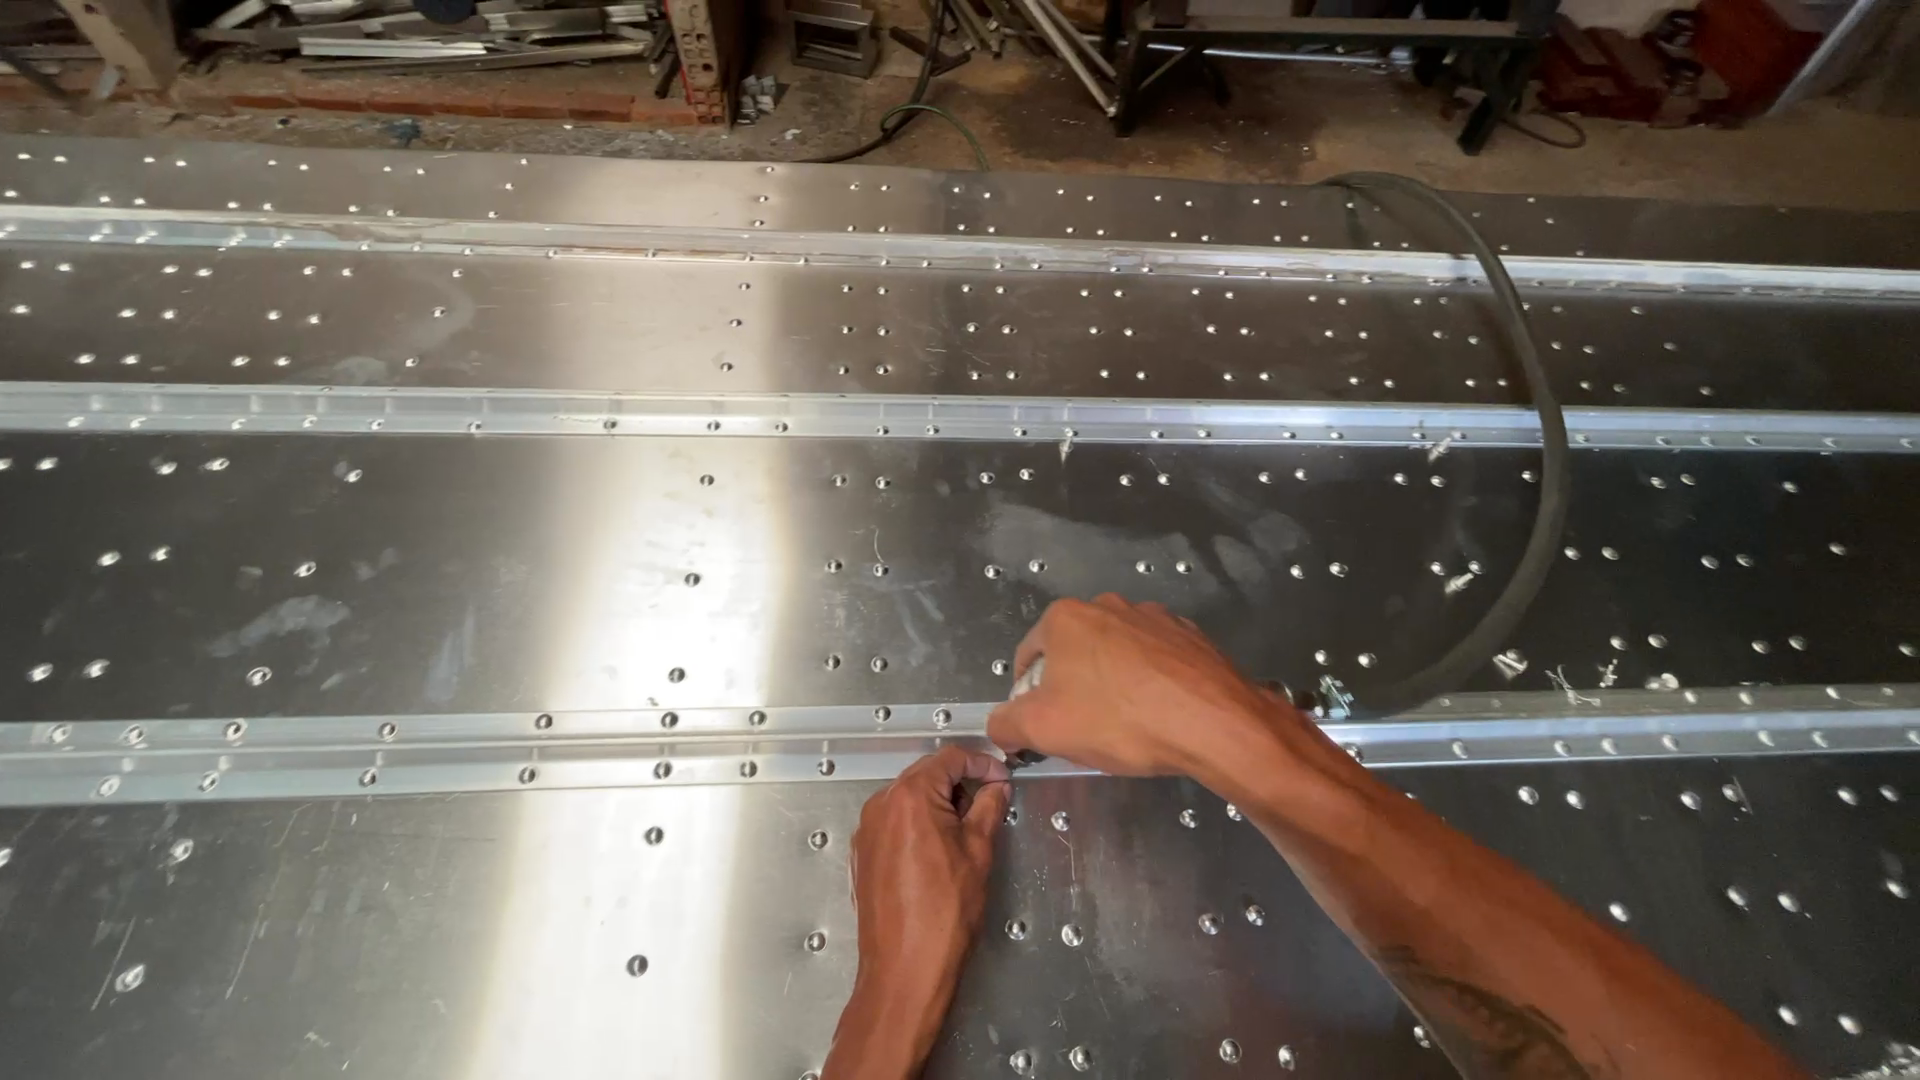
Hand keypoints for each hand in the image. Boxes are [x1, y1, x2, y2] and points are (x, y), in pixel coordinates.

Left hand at [825, 747, 1010, 1079]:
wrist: (904, 970)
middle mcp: (881, 805)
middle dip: (959, 782)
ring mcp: (867, 829)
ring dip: (938, 803)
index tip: (1000, 777)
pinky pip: (893, 821)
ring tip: (966, 829)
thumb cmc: (943, 915)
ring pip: (908, 797)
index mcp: (910, 796)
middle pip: (926, 774)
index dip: (981, 763)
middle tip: (989, 800)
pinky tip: (938, 848)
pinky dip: (918, 823)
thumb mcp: (978, 852)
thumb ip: (988, 808)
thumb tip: (996, 788)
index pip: (950, 758)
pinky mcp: (862, 853)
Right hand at [987, 594, 1327, 783]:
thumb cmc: (1119, 720)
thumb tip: (1000, 724)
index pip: (1027, 658)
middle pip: (1071, 654)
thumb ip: (1006, 724)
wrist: (1214, 723)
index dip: (1027, 697)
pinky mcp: (1189, 636)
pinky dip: (1150, 684)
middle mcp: (1107, 605)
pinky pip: (1154, 662)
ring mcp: (1153, 617)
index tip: (1043, 726)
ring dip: (1111, 685)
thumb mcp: (1043, 729)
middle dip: (1071, 689)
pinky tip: (1160, 715)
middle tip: (1084, 730)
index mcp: (1065, 618)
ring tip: (1127, 726)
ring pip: (1114, 656)